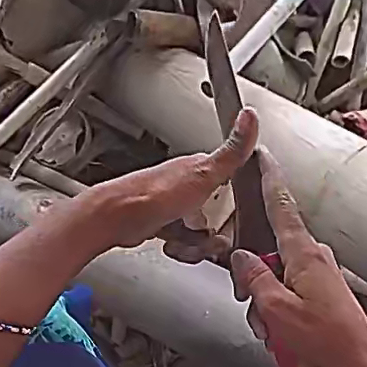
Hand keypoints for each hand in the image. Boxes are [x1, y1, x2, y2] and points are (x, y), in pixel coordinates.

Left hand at [86, 107, 256, 254]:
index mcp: (200, 168)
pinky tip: (174, 245)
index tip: (233, 219)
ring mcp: (175, 205)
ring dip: (197, 244)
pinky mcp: (164, 224)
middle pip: (219, 216)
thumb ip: (232, 152)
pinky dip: (182, 248)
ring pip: (202, 232)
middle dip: (216, 233)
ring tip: (186, 242)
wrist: (116, 218)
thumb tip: (250, 118)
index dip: (238, 206)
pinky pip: (185, 241)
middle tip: (205, 236)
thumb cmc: (154, 195)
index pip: (233, 185)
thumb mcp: (204, 174)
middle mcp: (188, 184)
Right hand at [228, 149, 366, 366]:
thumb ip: (253, 277)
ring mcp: (320, 274)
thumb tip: (241, 258)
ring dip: (267, 302)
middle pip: (270, 253)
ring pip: (277, 277)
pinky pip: (290, 290)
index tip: (263, 157)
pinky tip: (282, 332)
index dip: (270, 181)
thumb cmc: (324, 338)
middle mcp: (314, 258)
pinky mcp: (323, 290)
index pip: (282, 207)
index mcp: (303, 254)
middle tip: (255, 308)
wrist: (357, 362)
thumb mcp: (275, 308)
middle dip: (254, 281)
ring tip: (274, 330)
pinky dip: (280, 309)